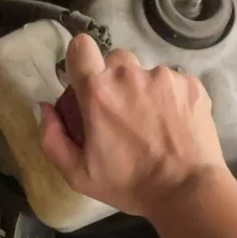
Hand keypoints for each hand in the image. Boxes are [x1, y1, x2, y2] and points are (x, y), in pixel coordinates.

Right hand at [38, 33, 229, 219]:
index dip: (80, 61)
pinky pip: (172, 83)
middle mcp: (130, 75)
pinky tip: (171, 126)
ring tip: (150, 125)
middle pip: (114, 60)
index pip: (80, 47)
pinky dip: (168, 99)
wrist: (187, 190)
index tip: (85, 83)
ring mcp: (164, 77)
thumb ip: (52, 139)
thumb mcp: (79, 175)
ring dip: (142, 92)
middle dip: (112, 81)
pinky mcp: (190, 84)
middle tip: (119, 114)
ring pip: (145, 73)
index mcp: (99, 91)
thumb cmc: (130, 185)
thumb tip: (45, 109)